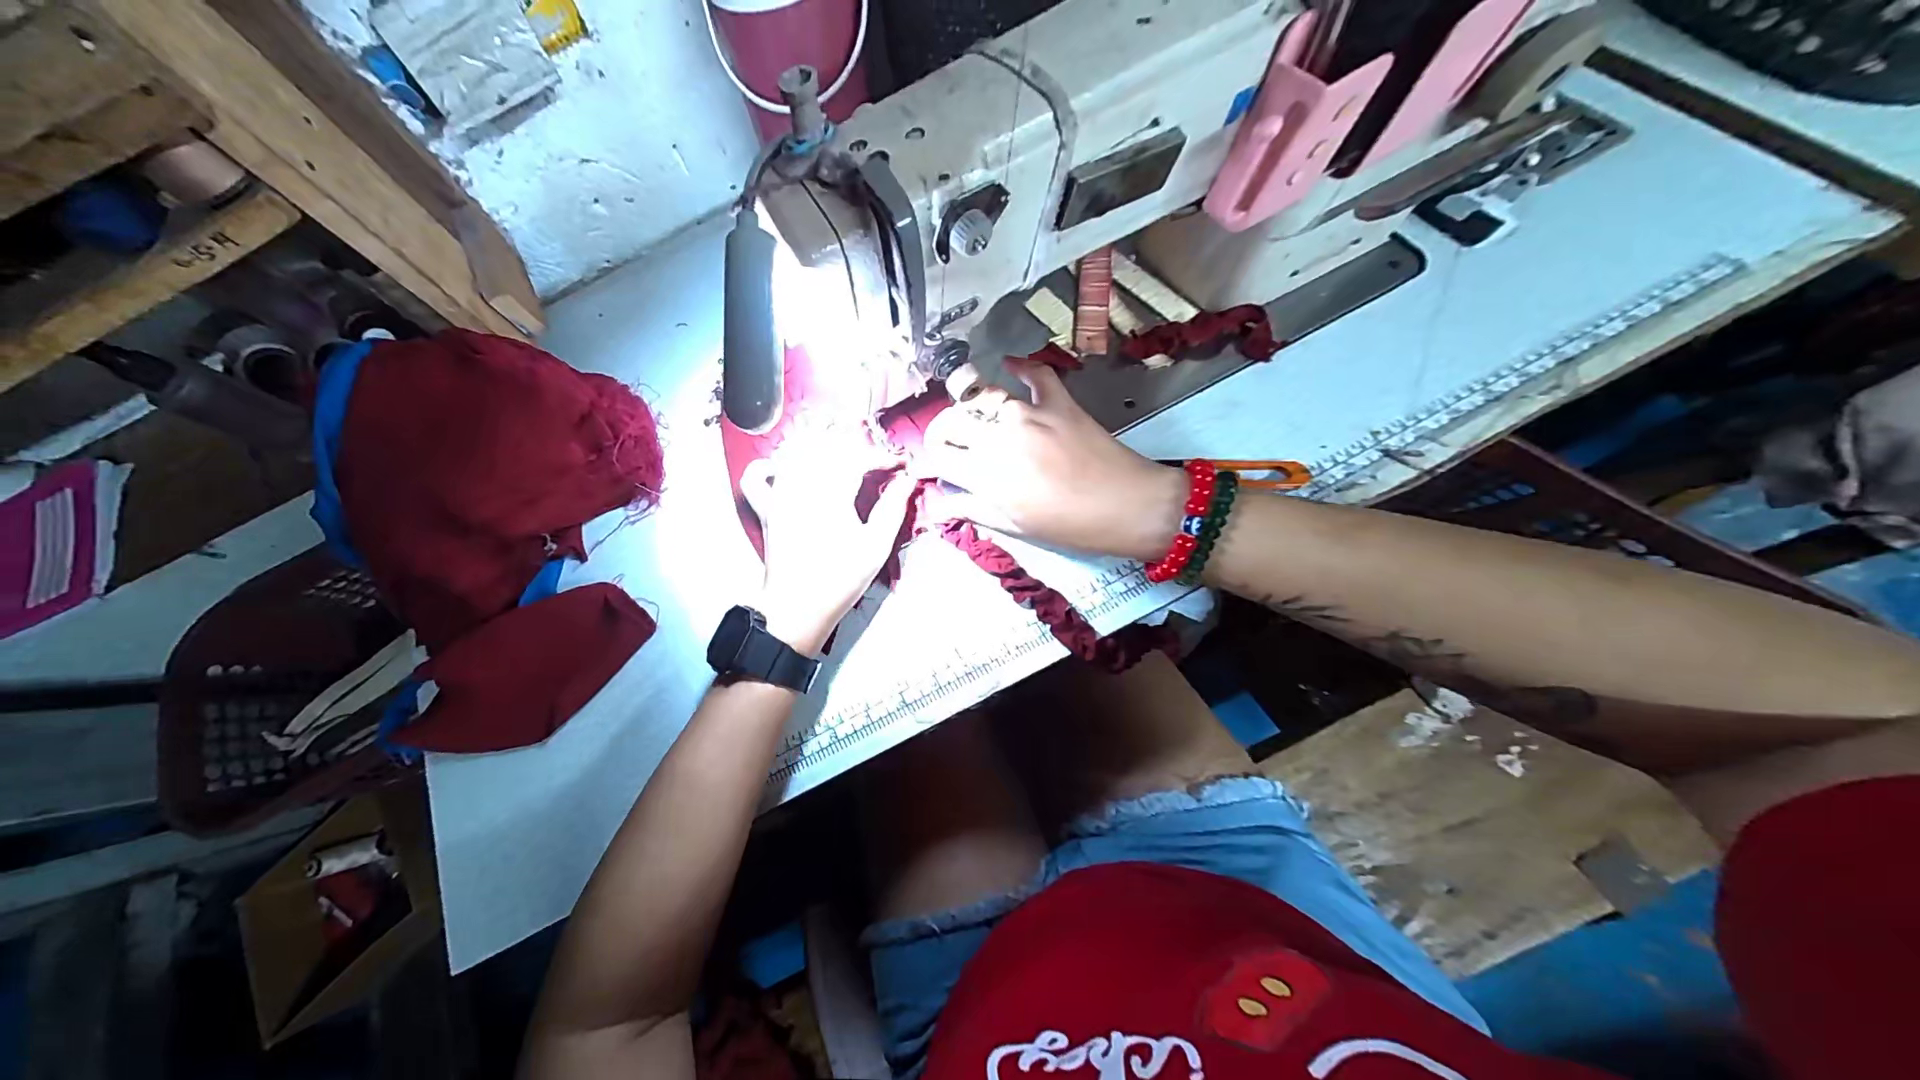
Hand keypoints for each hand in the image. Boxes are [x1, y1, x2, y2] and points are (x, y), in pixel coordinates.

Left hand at [740, 429, 913, 654]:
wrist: (796, 609)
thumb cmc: (838, 581)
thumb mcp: (876, 545)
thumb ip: (893, 507)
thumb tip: (905, 481)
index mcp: (831, 493)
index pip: (859, 458)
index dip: (882, 457)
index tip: (898, 464)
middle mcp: (801, 486)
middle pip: (827, 446)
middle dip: (854, 444)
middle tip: (875, 457)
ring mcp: (779, 495)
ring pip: (794, 452)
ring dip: (818, 443)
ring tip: (840, 446)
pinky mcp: (767, 509)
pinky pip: (758, 477)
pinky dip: (770, 465)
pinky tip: (785, 465)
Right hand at [918, 358, 1185, 561]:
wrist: (1131, 505)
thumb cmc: (1074, 526)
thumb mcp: (1017, 527)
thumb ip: (974, 509)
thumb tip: (939, 503)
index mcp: (988, 476)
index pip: (939, 455)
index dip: (932, 459)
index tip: (937, 464)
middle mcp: (1001, 439)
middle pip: (952, 420)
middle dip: (944, 431)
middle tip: (953, 444)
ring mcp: (1031, 414)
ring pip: (984, 396)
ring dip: (975, 406)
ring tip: (978, 419)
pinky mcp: (1059, 401)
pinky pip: (1034, 374)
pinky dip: (1020, 367)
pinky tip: (1010, 365)